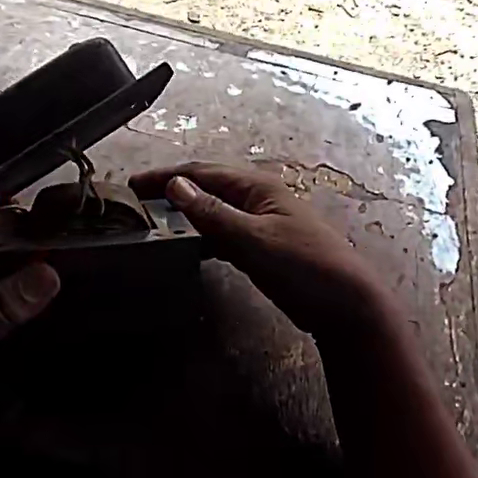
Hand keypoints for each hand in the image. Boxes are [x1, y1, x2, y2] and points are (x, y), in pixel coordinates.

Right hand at [129, 162, 401, 344]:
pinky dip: (203, 234)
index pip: (202, 172)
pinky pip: (225, 232)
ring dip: (186, 212)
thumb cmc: (303, 266)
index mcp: (258, 186)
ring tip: (155, 221)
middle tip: (137, 201)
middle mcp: (259, 198)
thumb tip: (176, 184)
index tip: (132, 184)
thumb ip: (213, 213)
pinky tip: (190, 245)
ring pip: (215, 210)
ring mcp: (263, 222)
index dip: (165, 176)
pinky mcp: (265, 246)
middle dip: (173, 190)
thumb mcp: (254, 239)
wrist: (346, 304)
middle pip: (208, 187)